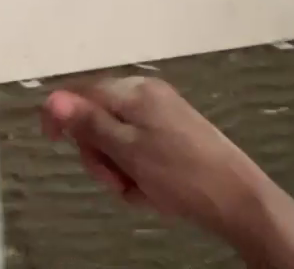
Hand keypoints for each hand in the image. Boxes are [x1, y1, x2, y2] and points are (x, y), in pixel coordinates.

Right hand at [40, 78, 293, 268]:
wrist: (243, 202)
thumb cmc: (180, 174)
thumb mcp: (127, 151)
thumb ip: (88, 123)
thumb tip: (51, 99)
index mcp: (132, 90)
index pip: (80, 92)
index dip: (60, 113)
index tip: (50, 139)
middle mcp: (145, 93)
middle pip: (98, 115)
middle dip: (98, 151)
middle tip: (112, 181)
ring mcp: (163, 113)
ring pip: (118, 135)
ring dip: (118, 165)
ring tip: (136, 190)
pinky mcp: (177, 134)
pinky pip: (140, 145)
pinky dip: (138, 168)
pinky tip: (151, 189)